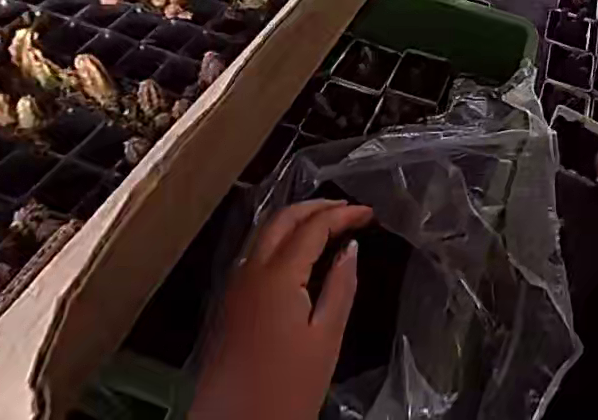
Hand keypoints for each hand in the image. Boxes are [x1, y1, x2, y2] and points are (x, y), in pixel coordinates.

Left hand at [189, 199, 374, 419]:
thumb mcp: (326, 338)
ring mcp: (233, 292)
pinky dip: (280, 240)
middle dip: (316, 207)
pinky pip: (254, 255)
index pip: (314, 227)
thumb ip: (340, 286)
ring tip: (328, 223)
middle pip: (281, 220)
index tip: (371, 213)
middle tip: (348, 209)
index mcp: (277, 278)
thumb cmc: (287, 390)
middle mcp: (250, 275)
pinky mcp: (227, 309)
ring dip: (295, 220)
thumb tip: (350, 247)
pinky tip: (299, 253)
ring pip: (263, 234)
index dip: (344, 214)